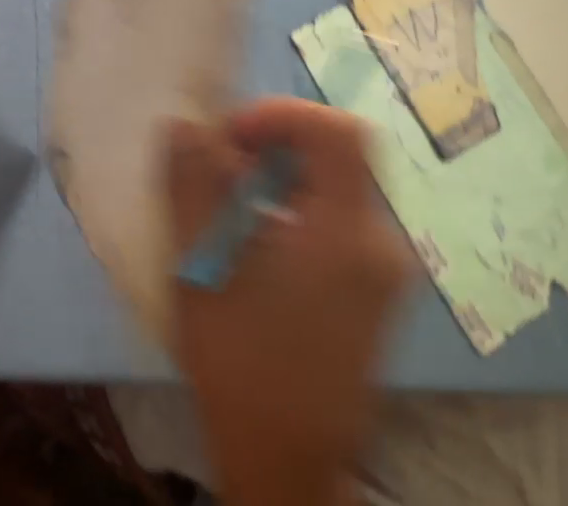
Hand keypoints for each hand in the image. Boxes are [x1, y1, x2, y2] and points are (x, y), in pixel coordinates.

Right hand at [166, 99, 413, 505]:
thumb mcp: (202, 263)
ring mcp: (380, 273)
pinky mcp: (369, 294)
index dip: (280, 117)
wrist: (284, 451)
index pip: (338, 134)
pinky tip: (246, 247)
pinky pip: (333, 225)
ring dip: (274, 181)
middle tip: (212, 172)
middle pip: (336, 160)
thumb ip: (193, 187)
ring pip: (333, 192)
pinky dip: (288, 211)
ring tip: (220, 210)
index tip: (226, 139)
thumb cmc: (238, 354)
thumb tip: (186, 124)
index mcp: (345, 232)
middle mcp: (378, 244)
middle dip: (268, 149)